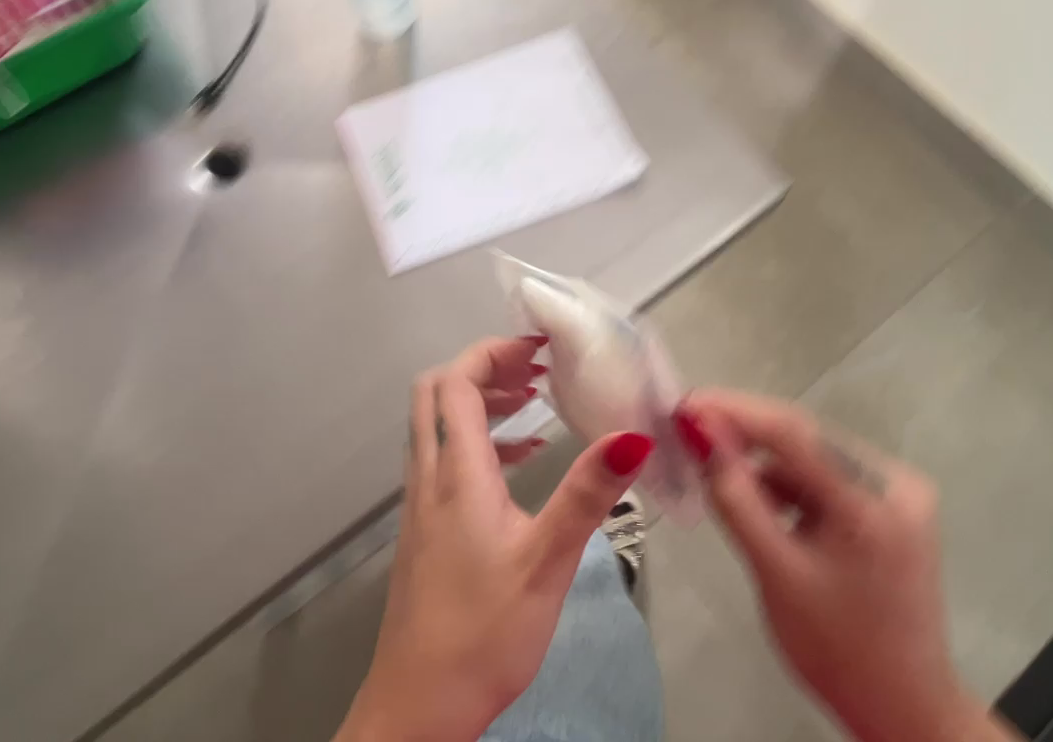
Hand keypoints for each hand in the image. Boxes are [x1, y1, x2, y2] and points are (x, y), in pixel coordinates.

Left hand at [335, 337, 655, 741]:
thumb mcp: (546, 562)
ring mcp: (422, 503)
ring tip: (535, 402)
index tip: (540, 347)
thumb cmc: (484, 632)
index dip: (494, 352)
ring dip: (483, 402)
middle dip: (487, 368)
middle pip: (439, 393)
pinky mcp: (426, 528)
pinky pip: (446, 459)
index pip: (458, 382)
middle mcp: (429, 476)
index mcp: (455, 473)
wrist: (420, 704)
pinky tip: (521, 461)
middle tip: (538, 368)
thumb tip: (632, 436)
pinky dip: (481, 443)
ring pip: (440, 425)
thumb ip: (585, 495)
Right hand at [673, 391, 1015, 741]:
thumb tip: (698, 435)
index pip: (793, 432)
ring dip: (762, 459)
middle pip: (804, 439)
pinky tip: (755, 497)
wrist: (902, 707)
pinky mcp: (889, 506)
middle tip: (685, 429)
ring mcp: (897, 492)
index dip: (732, 411)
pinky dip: (786, 482)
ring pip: (811, 456)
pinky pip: (824, 477)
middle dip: (742, 432)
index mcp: (874, 500)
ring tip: (710, 464)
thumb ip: (735, 497)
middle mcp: (895, 481)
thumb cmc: (834, 647)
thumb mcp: (774, 571)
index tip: (681, 405)